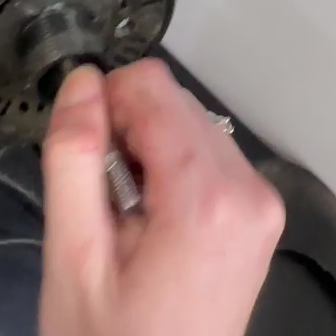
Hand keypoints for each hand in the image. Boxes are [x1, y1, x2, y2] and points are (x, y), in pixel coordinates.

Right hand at [40, 61, 284, 335]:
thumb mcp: (73, 255)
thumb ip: (74, 158)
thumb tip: (82, 80)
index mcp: (207, 196)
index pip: (152, 84)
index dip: (108, 106)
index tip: (90, 160)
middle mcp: (249, 187)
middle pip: (173, 99)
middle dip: (129, 131)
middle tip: (107, 199)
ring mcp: (262, 200)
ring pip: (189, 119)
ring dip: (149, 149)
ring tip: (130, 215)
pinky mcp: (260, 212)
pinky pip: (208, 149)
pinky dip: (173, 166)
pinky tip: (155, 219)